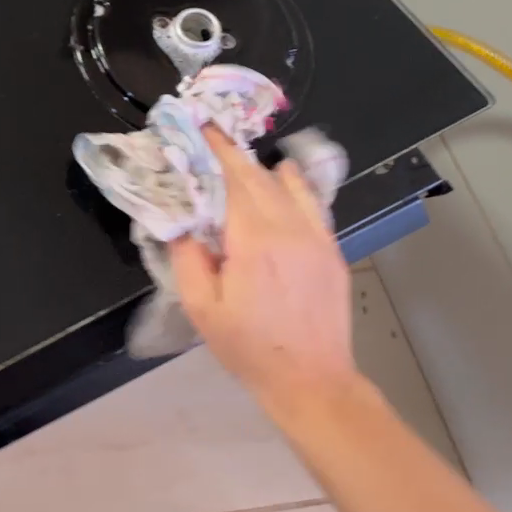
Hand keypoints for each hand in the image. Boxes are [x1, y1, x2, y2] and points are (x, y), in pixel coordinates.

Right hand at [168, 127, 358, 410]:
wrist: (313, 382)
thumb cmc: (249, 347)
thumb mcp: (200, 307)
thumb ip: (186, 257)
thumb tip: (180, 222)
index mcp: (254, 242)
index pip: (233, 181)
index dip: (215, 152)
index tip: (199, 129)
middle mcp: (290, 231)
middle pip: (259, 177)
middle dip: (232, 153)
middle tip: (210, 134)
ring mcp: (317, 240)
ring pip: (288, 187)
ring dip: (260, 167)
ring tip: (238, 156)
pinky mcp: (331, 252)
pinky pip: (312, 204)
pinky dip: (294, 184)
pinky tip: (283, 174)